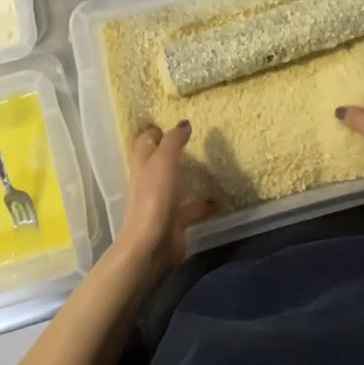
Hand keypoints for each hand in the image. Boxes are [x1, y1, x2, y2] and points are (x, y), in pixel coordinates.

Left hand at [116, 122, 212, 274]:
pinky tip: (220, 198)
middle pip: (160, 160)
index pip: (145, 140)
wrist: (152, 244)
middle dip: (174, 151)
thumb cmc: (155, 196)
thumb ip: (174, 140)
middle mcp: (149, 180)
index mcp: (142, 162)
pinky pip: (191, 208)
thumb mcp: (164, 160)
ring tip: (211, 164)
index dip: (156, 130)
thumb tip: (184, 122)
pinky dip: (203, 203)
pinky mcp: (174, 221)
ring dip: (189, 176)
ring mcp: (161, 201)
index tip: (174, 120)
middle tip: (196, 140)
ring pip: (175, 183)